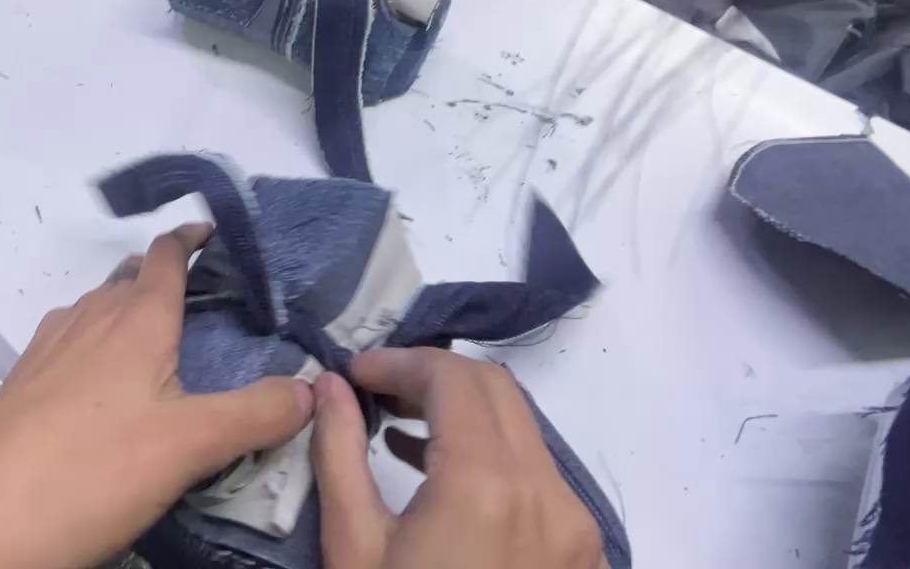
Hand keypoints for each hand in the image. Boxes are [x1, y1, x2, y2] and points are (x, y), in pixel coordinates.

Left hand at [0, 224, 315, 568]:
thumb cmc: (92, 470)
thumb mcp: (189, 447)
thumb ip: (256, 413)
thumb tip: (313, 387)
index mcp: (137, 317)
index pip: (166, 253)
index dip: (191, 237)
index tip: (213, 233)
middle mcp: (91, 315)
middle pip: (132, 277)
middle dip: (165, 280)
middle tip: (203, 309)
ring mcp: (51, 343)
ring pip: (100, 307)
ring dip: (129, 311)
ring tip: (159, 348)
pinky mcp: (24, 377)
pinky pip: (72, 339)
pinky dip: (98, 342)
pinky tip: (102, 389)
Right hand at [312, 349, 605, 568]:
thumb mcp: (354, 547)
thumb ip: (339, 450)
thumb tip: (326, 384)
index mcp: (488, 483)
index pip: (448, 375)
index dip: (397, 361)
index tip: (351, 374)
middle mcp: (547, 492)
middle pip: (491, 387)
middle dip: (428, 373)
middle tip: (374, 390)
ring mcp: (575, 528)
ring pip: (519, 426)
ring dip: (458, 409)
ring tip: (397, 424)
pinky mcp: (583, 558)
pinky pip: (536, 473)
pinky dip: (488, 450)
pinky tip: (437, 475)